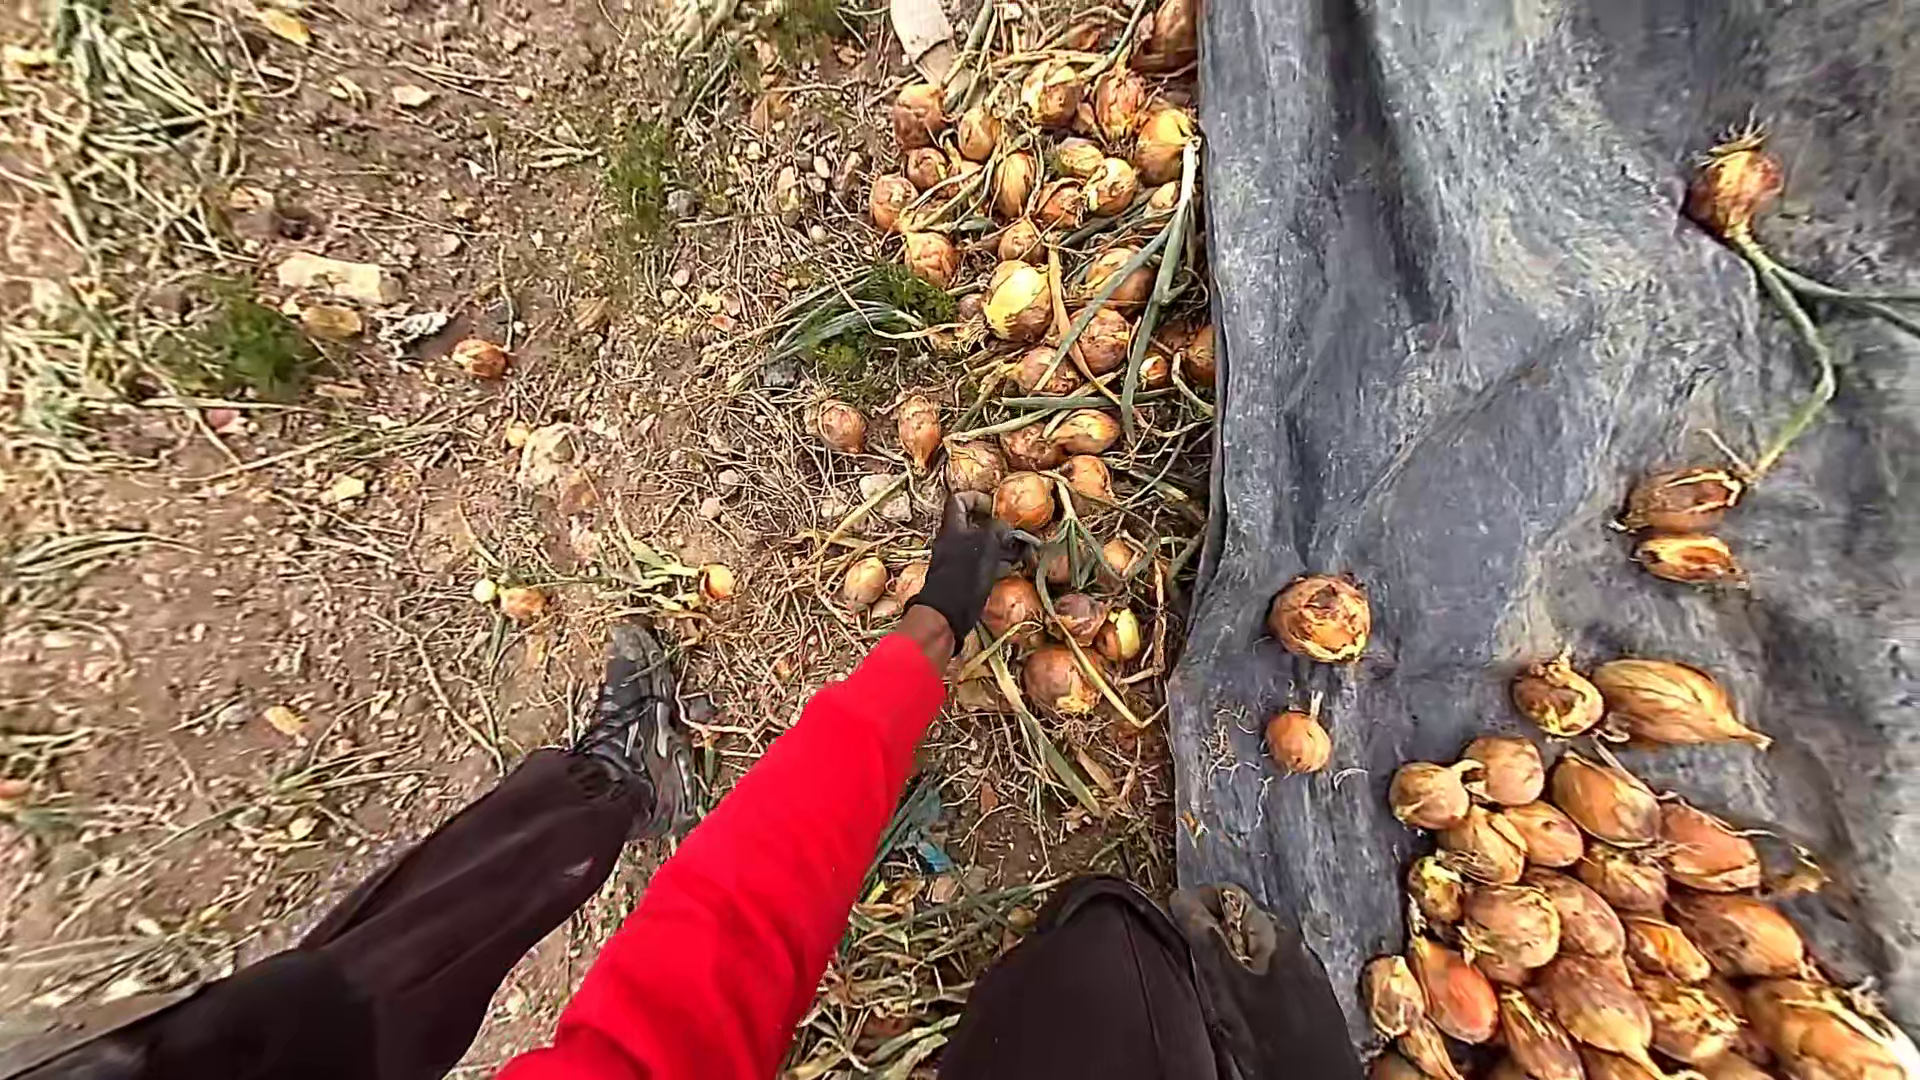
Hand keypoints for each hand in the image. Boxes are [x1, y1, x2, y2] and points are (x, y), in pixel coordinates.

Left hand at [907, 493, 1024, 642]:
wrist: (948, 613)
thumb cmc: (964, 575)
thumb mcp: (984, 545)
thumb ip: (996, 529)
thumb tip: (1005, 526)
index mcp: (952, 528)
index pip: (958, 501)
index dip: (976, 498)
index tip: (994, 506)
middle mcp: (952, 541)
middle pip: (973, 524)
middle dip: (996, 526)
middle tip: (1014, 531)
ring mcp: (957, 560)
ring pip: (980, 545)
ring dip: (1000, 545)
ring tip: (1020, 550)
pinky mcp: (964, 578)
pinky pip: (982, 563)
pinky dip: (997, 562)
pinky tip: (1012, 566)